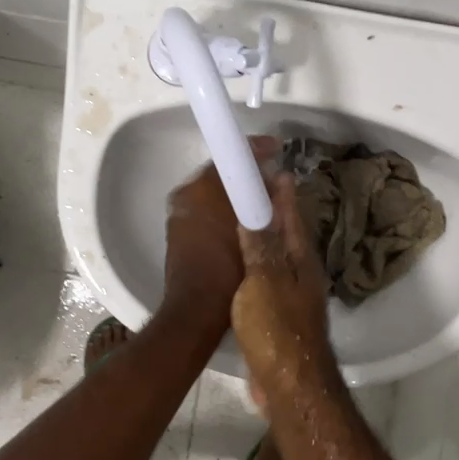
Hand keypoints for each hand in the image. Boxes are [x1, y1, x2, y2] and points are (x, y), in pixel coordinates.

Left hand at [163, 136, 280, 324]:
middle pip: (222, 175)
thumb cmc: (229, 269)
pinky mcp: (178, 234)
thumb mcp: (258, 233)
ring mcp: (178, 215)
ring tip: (265, 203)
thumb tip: (280, 182)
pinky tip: (246, 223)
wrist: (197, 310)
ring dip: (237, 195)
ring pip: (213, 195)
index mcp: (203, 188)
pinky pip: (206, 211)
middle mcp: (186, 195)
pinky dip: (225, 211)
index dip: (257, 151)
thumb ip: (268, 204)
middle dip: (248, 176)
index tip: (276, 149)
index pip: (232, 157)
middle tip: (275, 180)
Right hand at [232, 166, 338, 414]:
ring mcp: (291, 296)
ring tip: (240, 218)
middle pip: (285, 234)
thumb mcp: (264, 280)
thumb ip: (260, 245)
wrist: (288, 386)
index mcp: (300, 259)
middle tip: (249, 187)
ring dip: (261, 236)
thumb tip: (258, 205)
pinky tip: (236, 265)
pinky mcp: (278, 317)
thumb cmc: (276, 329)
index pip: (291, 214)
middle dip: (271, 209)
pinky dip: (252, 264)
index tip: (270, 165)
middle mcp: (300, 273)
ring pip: (275, 257)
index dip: (281, 190)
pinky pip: (264, 280)